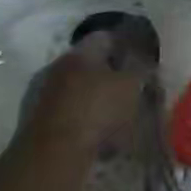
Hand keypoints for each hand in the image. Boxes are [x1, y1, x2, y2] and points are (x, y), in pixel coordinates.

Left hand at [19, 31, 147, 153]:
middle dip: (114, 73)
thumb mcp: (131, 85)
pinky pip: (74, 112)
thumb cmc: (98, 110)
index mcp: (80, 53)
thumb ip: (142, 68)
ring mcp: (47, 94)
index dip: (127, 44)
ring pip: (83, 89)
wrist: (56, 153)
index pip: (106, 37)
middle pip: (92, 64)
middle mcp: (60, 67)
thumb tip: (147, 60)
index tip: (143, 58)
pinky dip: (89, 118)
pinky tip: (104, 133)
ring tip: (123, 114)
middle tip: (136, 87)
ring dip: (101, 97)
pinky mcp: (43, 120)